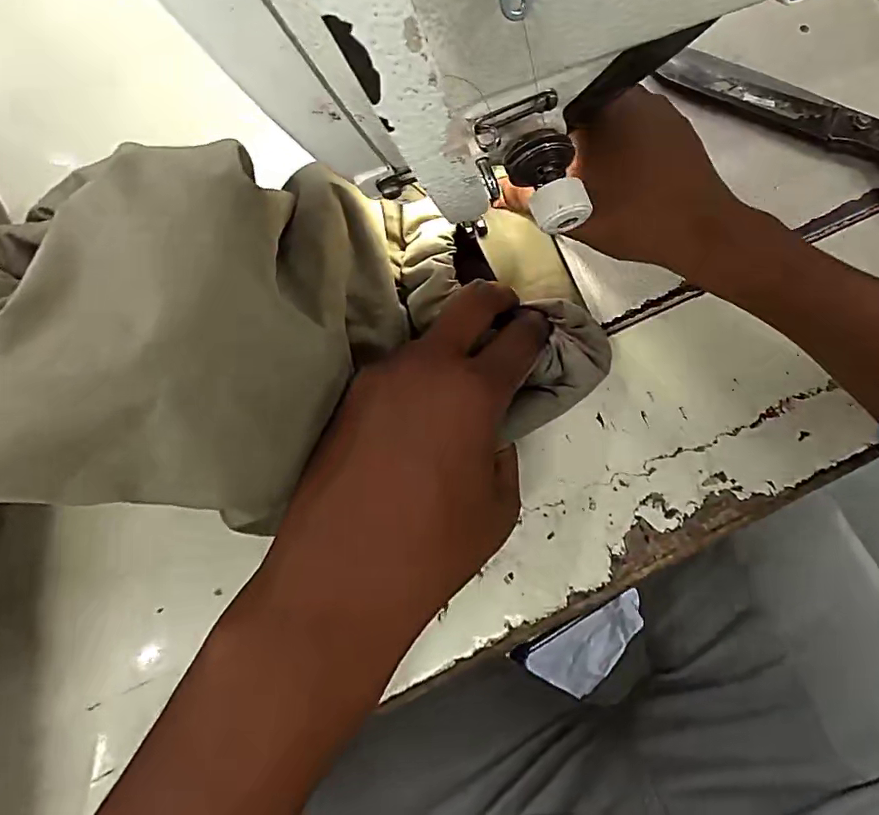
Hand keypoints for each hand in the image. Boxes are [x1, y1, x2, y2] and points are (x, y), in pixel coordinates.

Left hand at [262, 281, 550, 636]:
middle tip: (508, 308)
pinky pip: (397, 372)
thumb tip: (489, 432)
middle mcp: (428, 369)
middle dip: (497, 298)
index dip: (536, 328)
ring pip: (428, 338)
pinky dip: (418, 376)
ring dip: (451, 345)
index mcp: (475, 392)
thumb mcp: (499, 505)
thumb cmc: (433, 550)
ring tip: (458, 378)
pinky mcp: (350, 398)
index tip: (540, 327)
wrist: (337, 580)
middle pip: (470, 303)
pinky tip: (417, 411)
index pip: (518, 337)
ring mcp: (382, 378)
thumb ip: (502, 452)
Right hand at [501, 86, 774, 279]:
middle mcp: (635, 96)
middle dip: (563, 128)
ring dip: (594, 135)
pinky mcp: (678, 128)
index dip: (532, 120)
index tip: (519, 140)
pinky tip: (615, 167)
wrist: (707, 233)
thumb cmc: (640, 220)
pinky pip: (637, 124)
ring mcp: (661, 109)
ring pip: (611, 113)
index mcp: (604, 107)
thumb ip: (530, 199)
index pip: (553, 99)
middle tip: (544, 156)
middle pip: (582, 103)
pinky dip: (621, 140)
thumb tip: (499, 190)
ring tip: (577, 163)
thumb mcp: (575, 216)